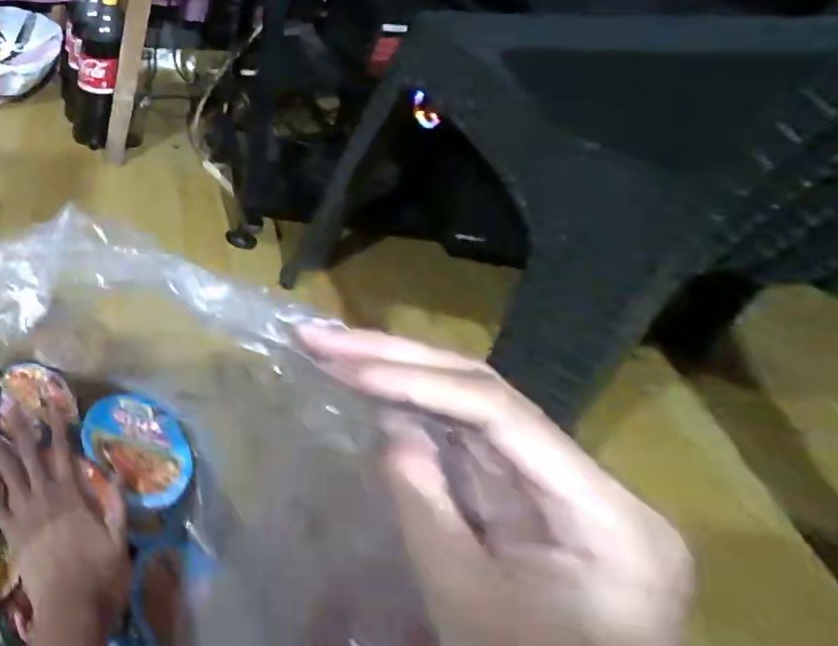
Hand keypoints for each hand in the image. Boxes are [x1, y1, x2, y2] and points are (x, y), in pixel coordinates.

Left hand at [0, 407, 129, 645]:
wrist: (69, 607)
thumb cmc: (99, 576)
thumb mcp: (119, 541)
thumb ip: (117, 505)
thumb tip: (117, 471)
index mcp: (70, 494)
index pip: (62, 452)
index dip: (57, 426)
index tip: (51, 403)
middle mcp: (43, 495)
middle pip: (29, 454)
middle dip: (20, 427)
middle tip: (9, 405)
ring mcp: (24, 512)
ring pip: (9, 474)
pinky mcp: (11, 531)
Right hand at [300, 325, 693, 645]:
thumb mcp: (462, 588)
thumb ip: (423, 498)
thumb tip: (390, 424)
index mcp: (605, 514)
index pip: (502, 415)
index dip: (417, 382)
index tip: (345, 371)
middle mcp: (593, 485)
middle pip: (487, 394)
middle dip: (397, 359)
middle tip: (320, 337)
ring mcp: (561, 486)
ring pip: (472, 402)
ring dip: (396, 369)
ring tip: (329, 345)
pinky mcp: (529, 495)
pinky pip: (465, 432)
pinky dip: (409, 403)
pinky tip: (362, 379)